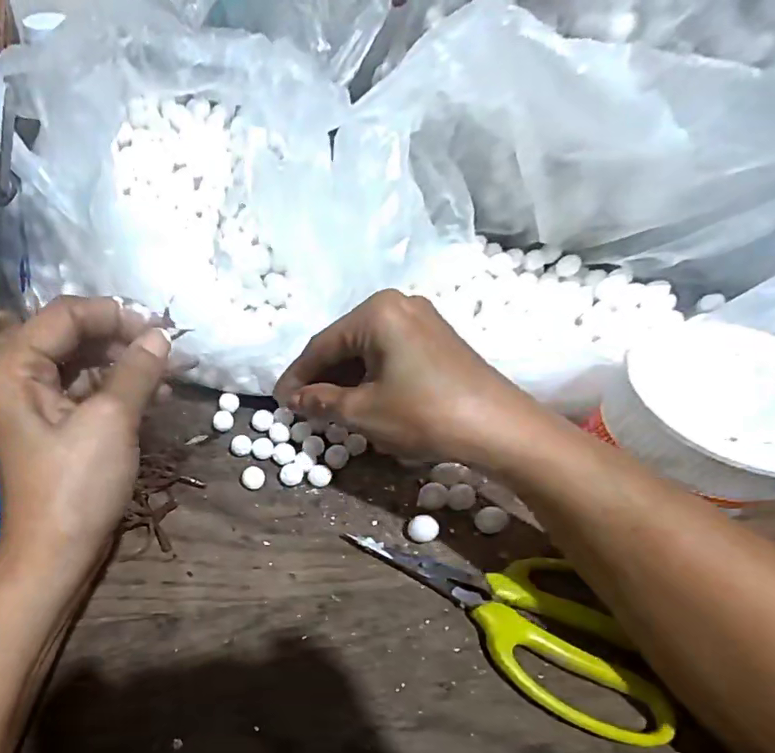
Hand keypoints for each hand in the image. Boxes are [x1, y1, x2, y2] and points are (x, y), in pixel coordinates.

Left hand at [0, 296, 170, 586]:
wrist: (53, 557)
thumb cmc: (75, 489)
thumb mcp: (110, 422)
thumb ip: (136, 371)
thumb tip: (160, 337)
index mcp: (12, 366)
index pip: (66, 314)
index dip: (115, 315)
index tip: (161, 331)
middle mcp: (14, 378)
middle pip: (72, 337)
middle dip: (122, 341)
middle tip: (169, 353)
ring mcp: (31, 406)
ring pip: (81, 366)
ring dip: (124, 368)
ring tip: (168, 378)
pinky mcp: (51, 431)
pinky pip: (83, 396)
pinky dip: (115, 393)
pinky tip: (151, 399)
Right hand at [274, 290, 560, 467]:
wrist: (496, 426)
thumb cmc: (422, 414)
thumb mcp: (362, 412)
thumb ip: (321, 402)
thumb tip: (294, 399)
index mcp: (376, 313)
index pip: (321, 346)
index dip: (296, 377)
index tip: (278, 402)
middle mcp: (397, 305)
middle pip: (342, 344)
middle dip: (318, 378)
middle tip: (298, 407)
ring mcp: (420, 319)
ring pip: (364, 350)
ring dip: (342, 379)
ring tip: (323, 409)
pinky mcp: (435, 338)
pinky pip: (386, 353)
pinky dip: (366, 376)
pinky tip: (356, 399)